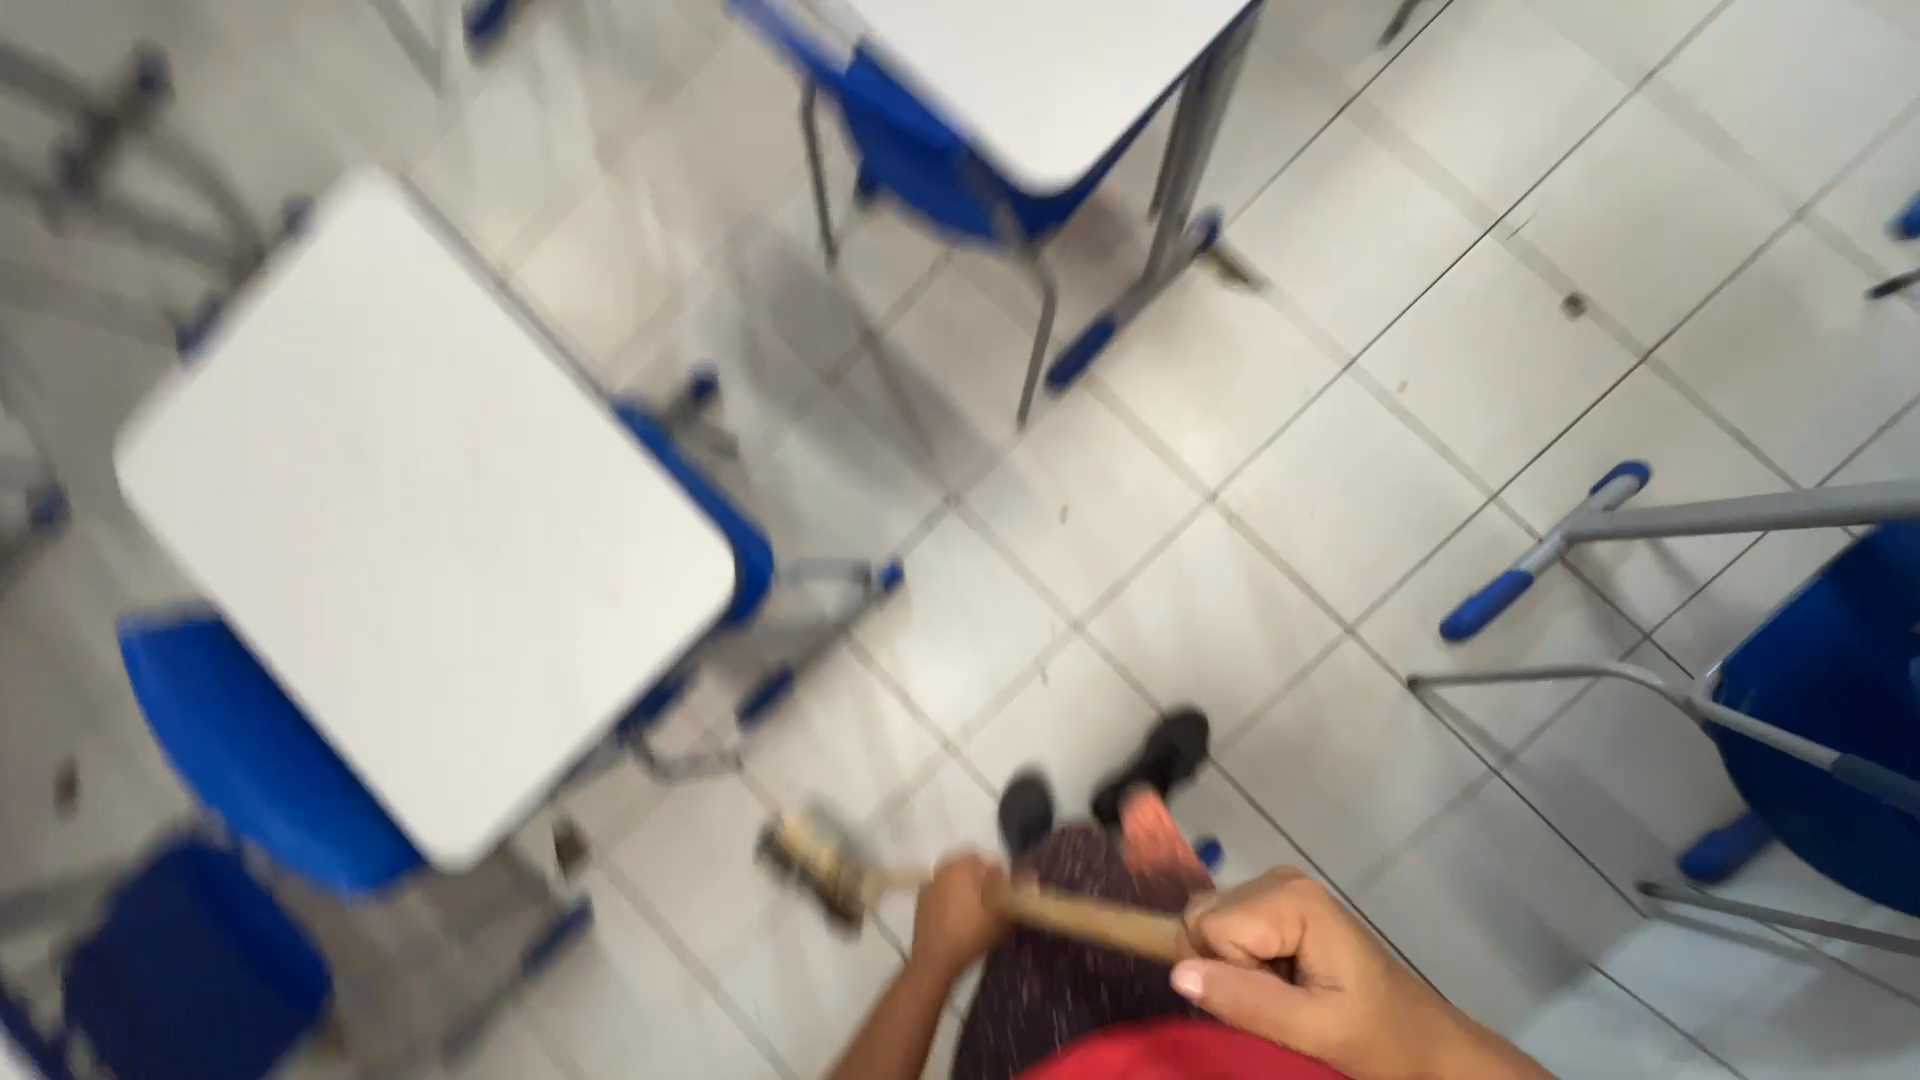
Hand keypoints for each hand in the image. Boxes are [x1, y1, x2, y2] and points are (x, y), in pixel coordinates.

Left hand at [909, 851, 1009, 978]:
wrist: (934, 959)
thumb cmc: (969, 935)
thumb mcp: (999, 918)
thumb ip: (1013, 895)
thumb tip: (1029, 878)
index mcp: (965, 868)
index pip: (989, 861)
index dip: (1000, 875)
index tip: (1006, 891)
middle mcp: (946, 868)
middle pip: (968, 862)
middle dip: (981, 874)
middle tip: (990, 895)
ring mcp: (931, 881)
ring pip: (953, 872)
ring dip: (964, 881)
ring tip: (973, 902)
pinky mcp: (921, 896)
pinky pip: (940, 885)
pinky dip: (948, 891)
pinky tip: (954, 909)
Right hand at [1172, 868, 1542, 1079]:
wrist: (1429, 1045)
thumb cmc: (1382, 1039)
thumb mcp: (1317, 1032)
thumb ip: (1247, 1001)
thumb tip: (1178, 974)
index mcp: (1291, 898)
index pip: (1209, 927)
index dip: (1231, 973)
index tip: (1280, 1000)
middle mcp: (1277, 878)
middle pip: (1203, 917)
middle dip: (1227, 966)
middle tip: (1283, 997)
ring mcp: (1276, 887)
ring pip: (1208, 921)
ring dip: (1233, 965)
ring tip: (1286, 989)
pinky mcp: (1276, 903)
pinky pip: (1224, 924)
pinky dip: (1241, 958)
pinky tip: (1282, 976)